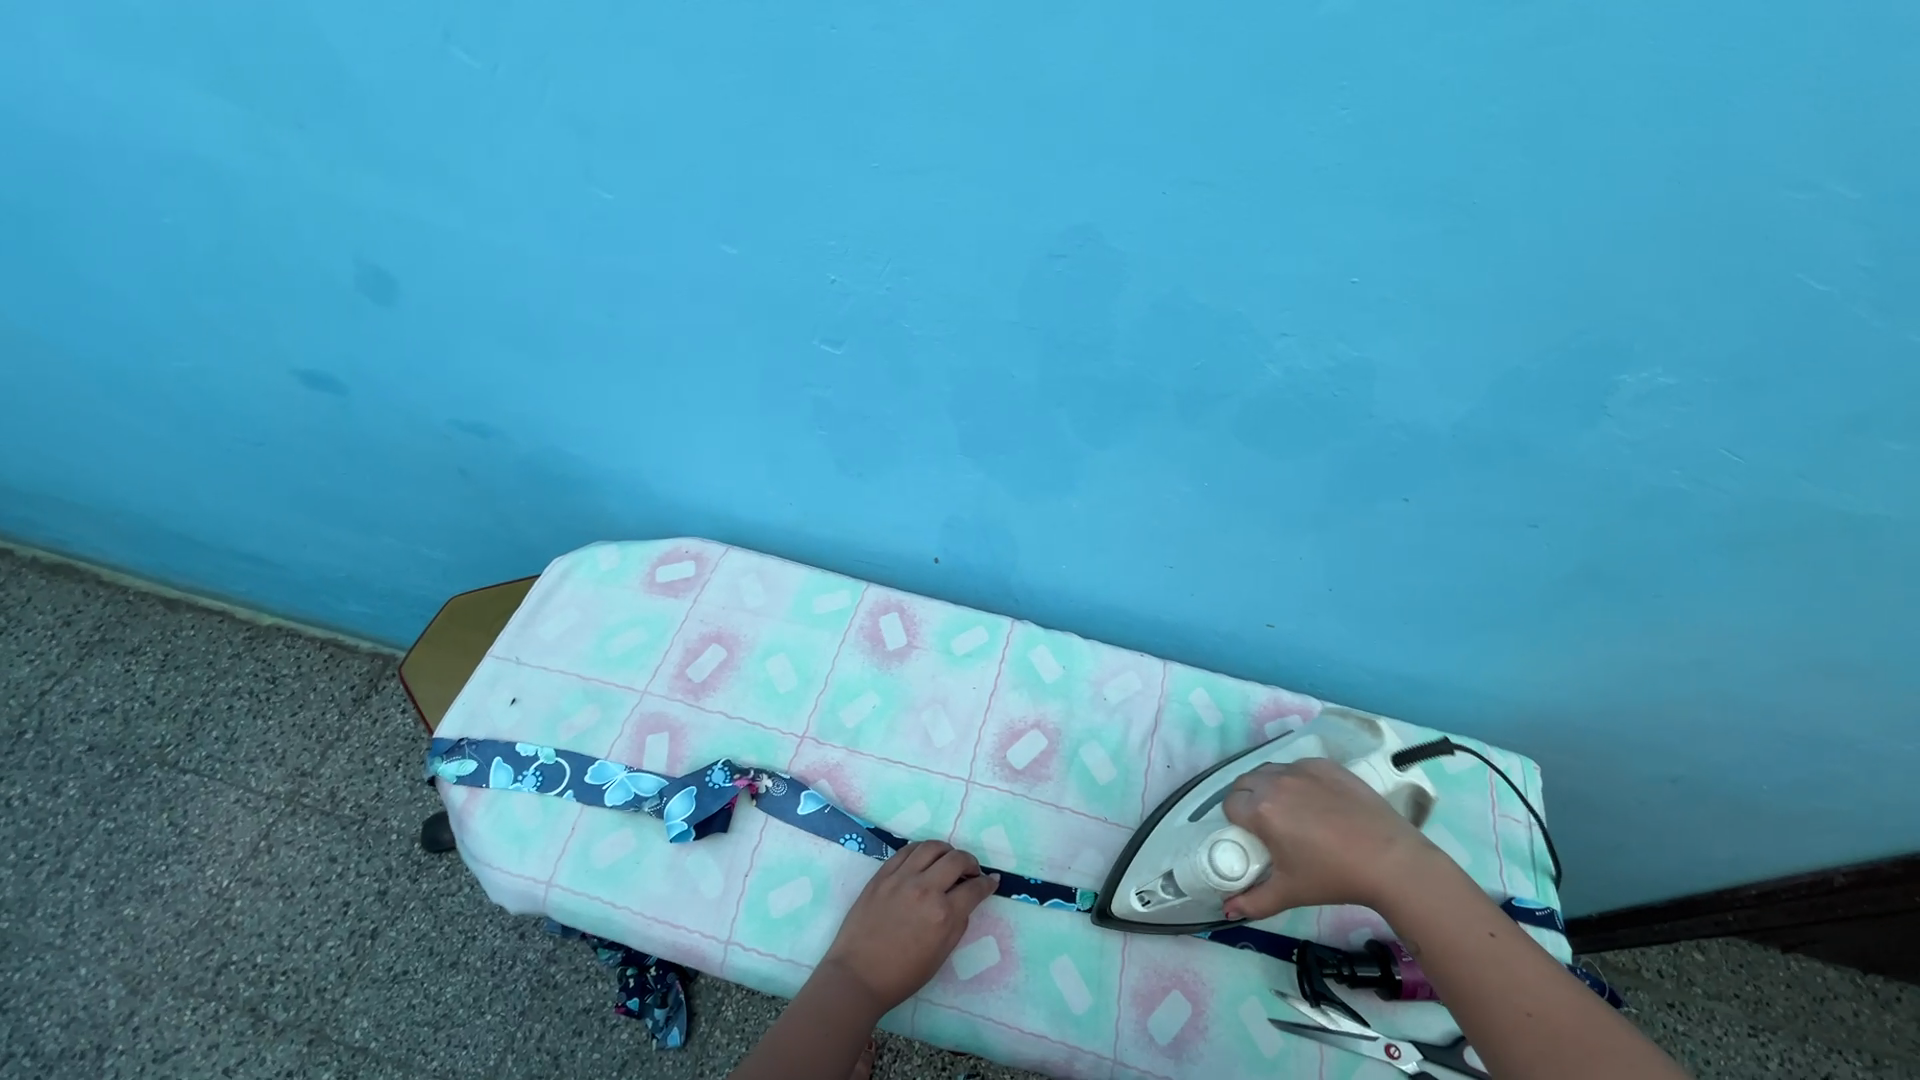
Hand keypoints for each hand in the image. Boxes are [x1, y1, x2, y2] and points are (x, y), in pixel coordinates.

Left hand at [819, 841, 999, 1013]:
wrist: (858, 975)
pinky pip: (906, 850)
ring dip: (947, 850)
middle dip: (971, 862)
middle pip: (956, 859)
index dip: (988, 883)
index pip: (974, 888)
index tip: (991, 881)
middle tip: (971, 871)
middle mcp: (925, 889)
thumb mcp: (942, 955)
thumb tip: (966, 901)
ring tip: (948, 860)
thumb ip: (958, 924)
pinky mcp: (882, 875)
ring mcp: (901, 878)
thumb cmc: (902, 974)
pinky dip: (921, 850)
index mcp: (943, 914)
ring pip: (931, 847)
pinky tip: (924, 859)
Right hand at [1221, 758, 1447, 920]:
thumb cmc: (1334, 877)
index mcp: (1262, 812)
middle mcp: (1276, 783)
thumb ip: (1253, 902)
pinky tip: (1314, 799)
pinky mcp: (1326, 765)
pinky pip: (1298, 766)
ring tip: (1288, 809)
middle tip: (1264, 823)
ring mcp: (1302, 770)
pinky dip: (1297, 779)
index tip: (1251, 835)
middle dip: (1247, 799)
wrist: (1391, 861)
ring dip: (1268, 786)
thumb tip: (1228, 910)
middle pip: (1245, 782)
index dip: (1236, 820)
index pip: (1230, 805)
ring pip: (1270, 770)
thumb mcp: (1290, 893)